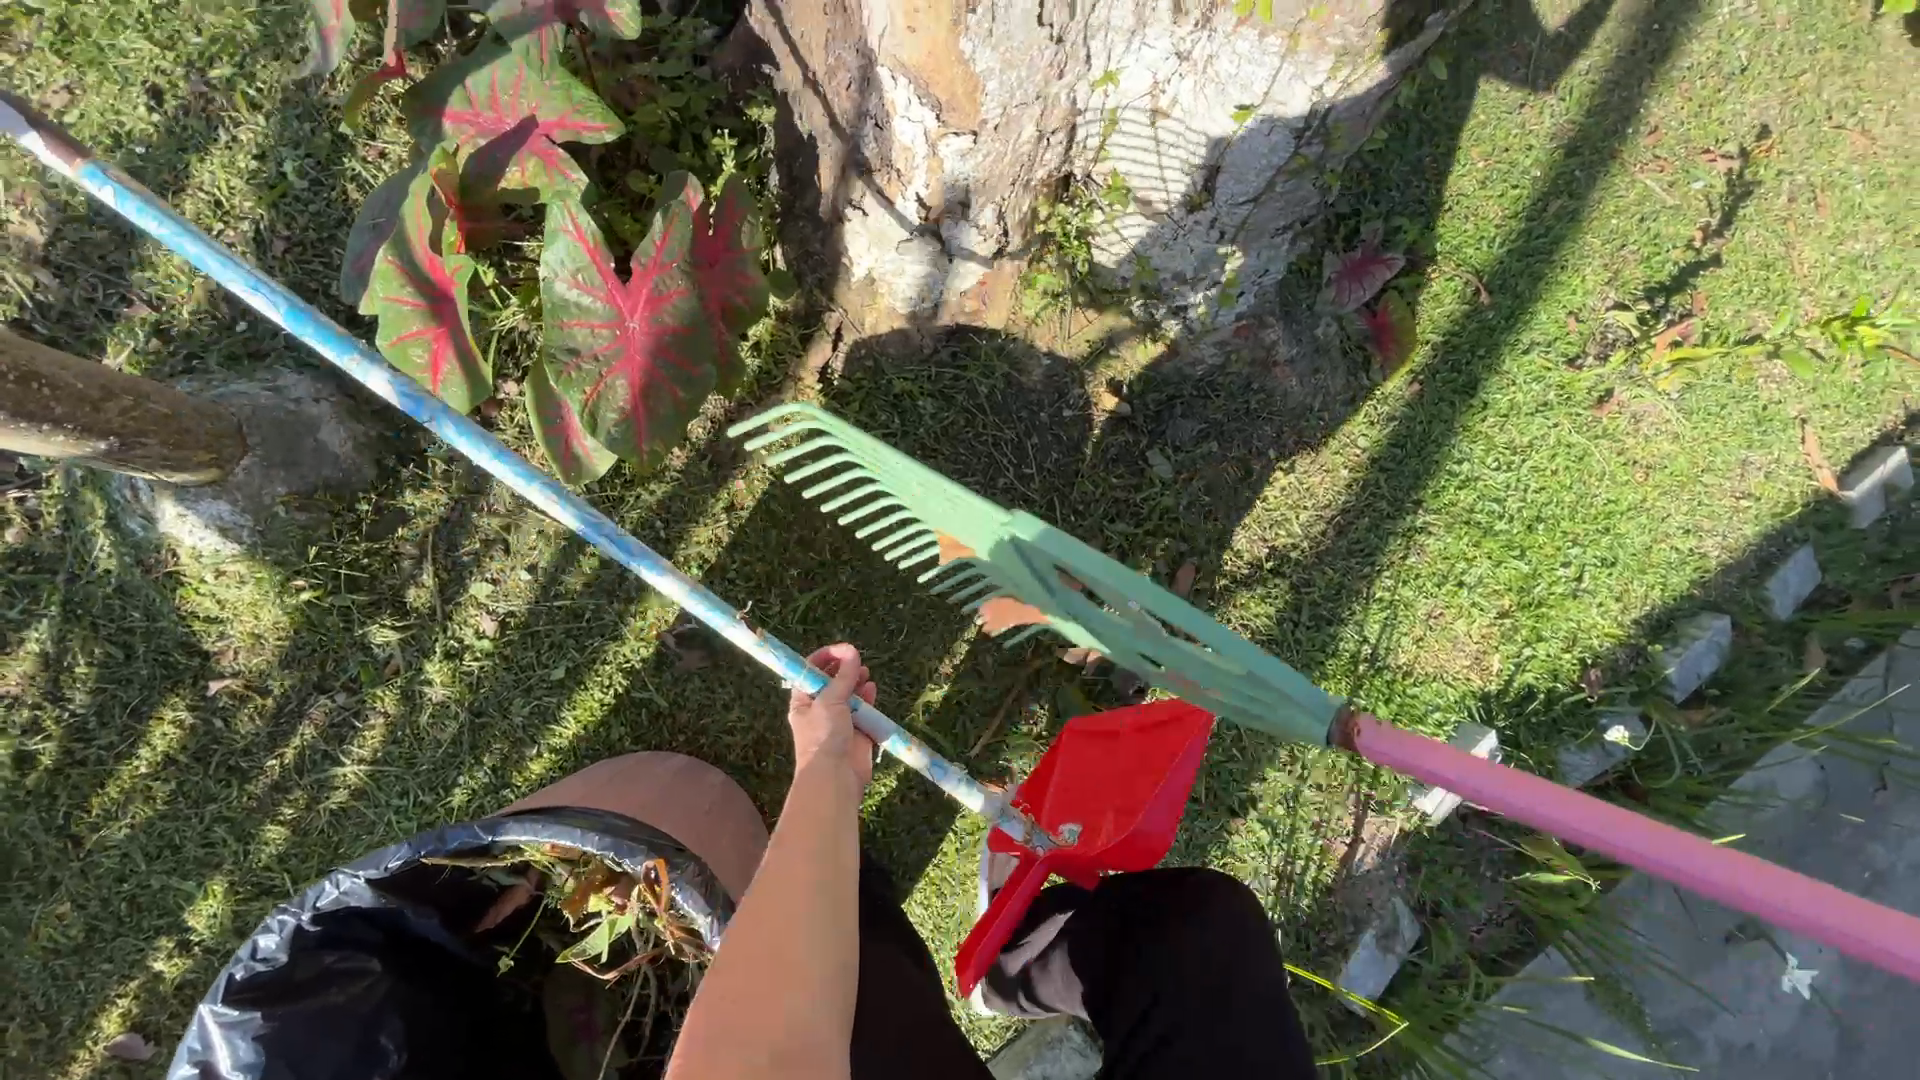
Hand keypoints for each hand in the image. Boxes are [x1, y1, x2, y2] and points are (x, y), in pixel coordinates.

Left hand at [788, 643, 877, 788]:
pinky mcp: (857, 731)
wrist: (835, 776)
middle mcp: (820, 709)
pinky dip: (867, 699)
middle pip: (832, 681)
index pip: (810, 672)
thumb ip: (843, 676)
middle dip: (843, 669)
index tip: (843, 649)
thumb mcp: (830, 701)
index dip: (825, 657)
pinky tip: (871, 690)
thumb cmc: (824, 735)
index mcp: (803, 701)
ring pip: (849, 694)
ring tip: (865, 673)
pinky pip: (863, 710)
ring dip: (856, 682)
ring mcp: (839, 721)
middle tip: (856, 660)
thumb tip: (852, 651)